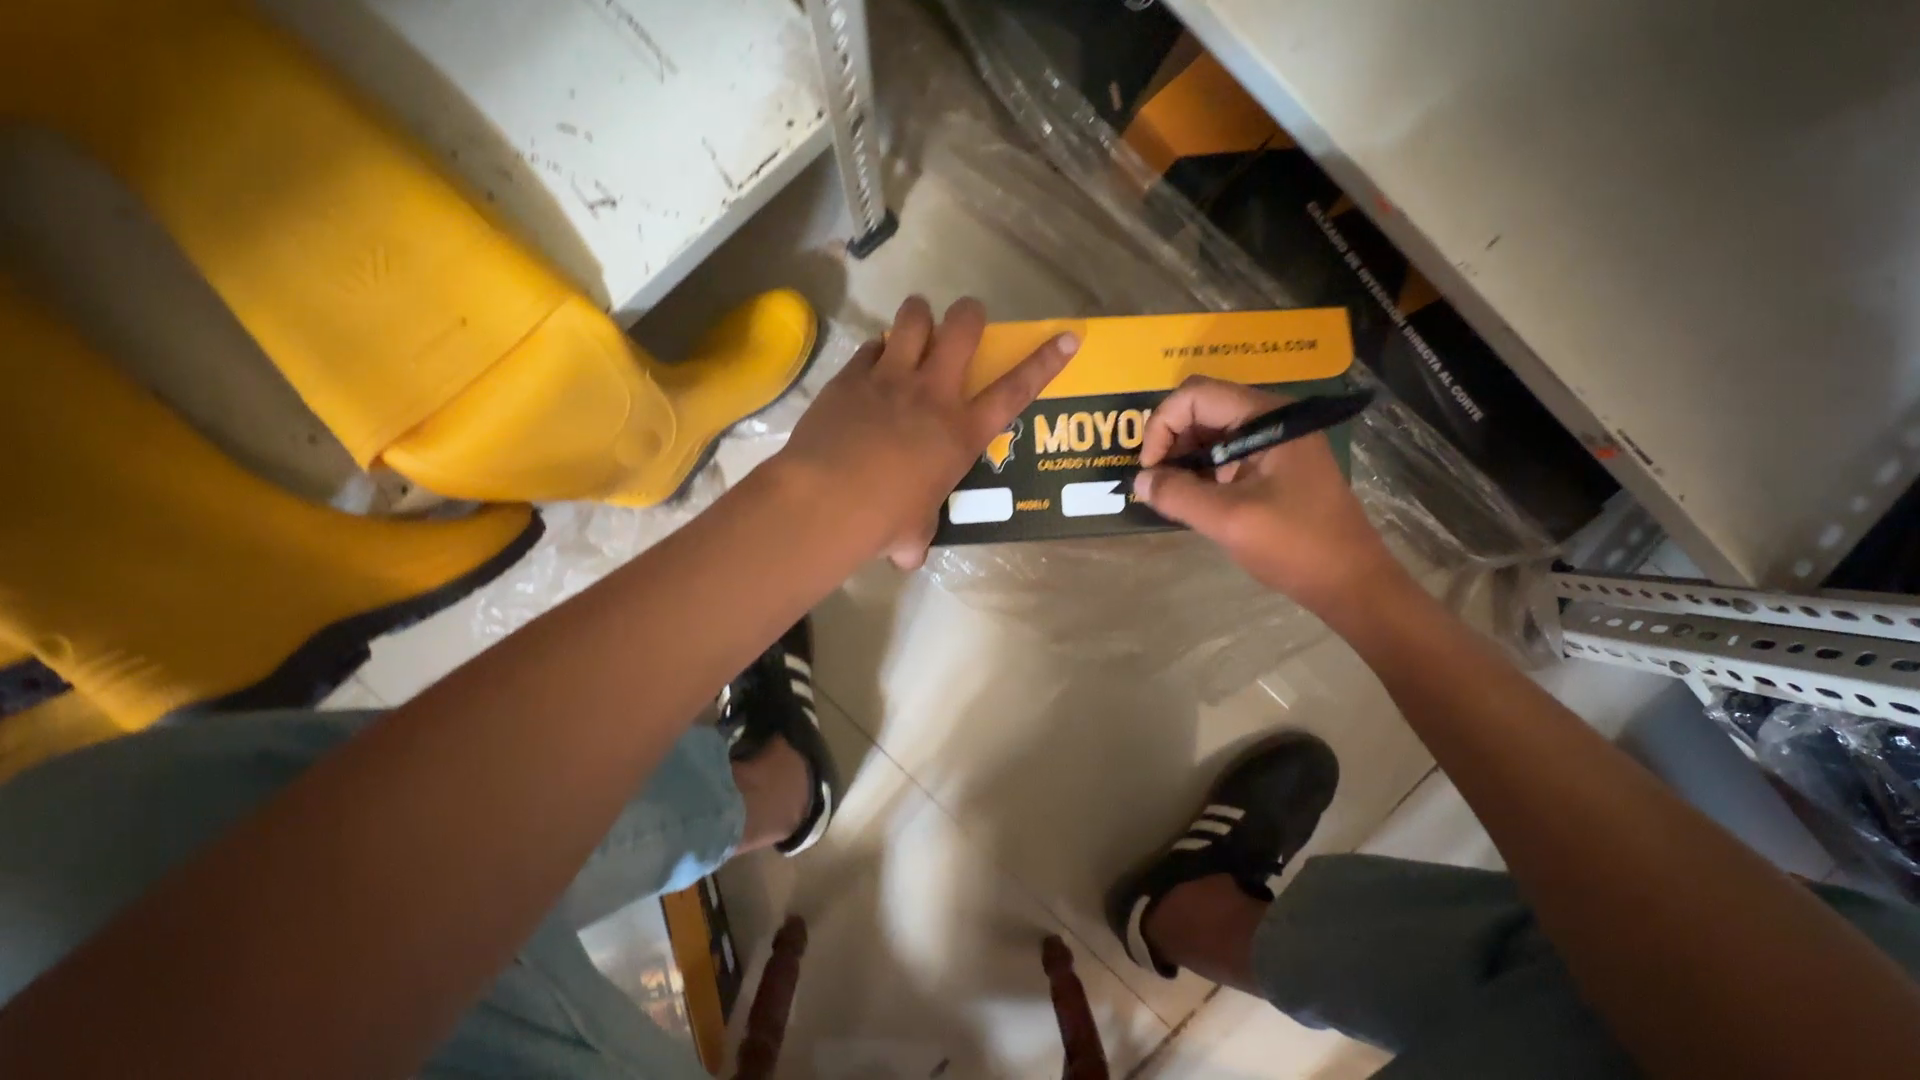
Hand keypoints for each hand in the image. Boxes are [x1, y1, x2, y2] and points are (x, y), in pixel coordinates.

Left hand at [777, 296, 1077, 568]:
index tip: (1067, 336)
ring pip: (914, 318)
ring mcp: (890, 379)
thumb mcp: (913, 532)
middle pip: (963, 328)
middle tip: (966, 319)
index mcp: (962, 433)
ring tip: (917, 323)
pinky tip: (870, 363)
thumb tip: (908, 556)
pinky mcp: (851, 376)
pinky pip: (871, 346)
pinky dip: (876, 350)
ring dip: (920, 315)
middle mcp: (933, 394)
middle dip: (970, 314)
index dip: (1045, 362)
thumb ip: (917, 534)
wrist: (827, 501)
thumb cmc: (883, 522)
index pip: (1016, 390)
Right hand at [1133, 376, 1402, 610]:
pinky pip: (1224, 457)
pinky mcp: (1272, 468)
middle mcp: (1271, 420)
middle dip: (1170, 442)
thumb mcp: (1229, 520)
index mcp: (1268, 418)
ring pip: (1210, 434)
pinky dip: (1201, 473)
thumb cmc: (1295, 546)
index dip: (1162, 426)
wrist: (1351, 583)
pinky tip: (1192, 501)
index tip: (1150, 470)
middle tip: (1156, 484)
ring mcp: (1273, 444)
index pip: (1196, 395)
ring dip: (1183, 459)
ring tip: (1171, 496)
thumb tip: (1139, 480)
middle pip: (1201, 409)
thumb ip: (1178, 495)